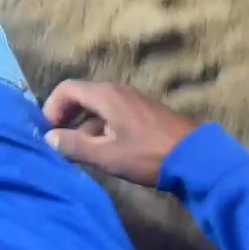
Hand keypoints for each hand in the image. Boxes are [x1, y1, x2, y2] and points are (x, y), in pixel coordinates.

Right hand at [42, 80, 197, 186]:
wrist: (200, 160)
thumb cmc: (148, 155)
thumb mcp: (107, 155)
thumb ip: (74, 145)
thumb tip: (49, 138)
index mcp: (104, 95)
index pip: (66, 89)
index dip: (51, 107)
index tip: (47, 130)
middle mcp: (117, 91)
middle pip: (81, 96)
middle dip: (66, 117)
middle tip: (59, 140)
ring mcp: (133, 101)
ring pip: (98, 107)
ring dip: (84, 125)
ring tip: (81, 151)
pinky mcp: (146, 113)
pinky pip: (114, 114)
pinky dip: (102, 127)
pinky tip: (107, 150)